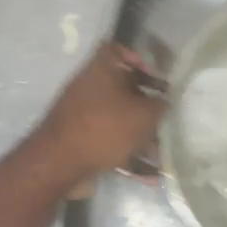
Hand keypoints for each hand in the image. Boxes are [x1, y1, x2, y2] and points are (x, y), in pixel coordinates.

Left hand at [28, 42, 166, 183]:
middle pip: (121, 89)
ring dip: (140, 136)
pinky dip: (128, 157)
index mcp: (100, 68)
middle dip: (146, 105)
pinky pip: (109, 144)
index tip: (155, 77)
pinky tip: (150, 177)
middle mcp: (88, 87)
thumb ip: (159, 105)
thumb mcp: (144, 115)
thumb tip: (164, 102)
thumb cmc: (105, 128)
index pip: (116, 50)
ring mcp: (82, 116)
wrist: (60, 163)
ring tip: (163, 154)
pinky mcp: (80, 141)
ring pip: (117, 120)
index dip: (137, 59)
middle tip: (166, 118)